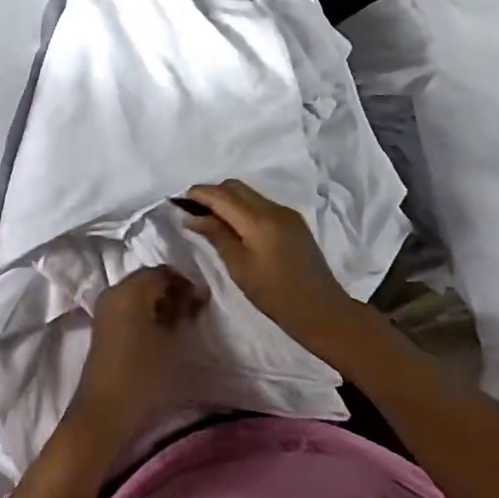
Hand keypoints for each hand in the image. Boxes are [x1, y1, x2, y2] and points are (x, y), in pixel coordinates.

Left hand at [64, 266, 208, 454]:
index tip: (203, 302)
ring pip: (137, 293)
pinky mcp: (102, 325)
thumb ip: (182, 311)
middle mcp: (112, 291)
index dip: (185, 283)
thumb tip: (192, 296)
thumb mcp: (172, 340)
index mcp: (129, 290)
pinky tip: (160, 331)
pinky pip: (127, 306)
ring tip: (179, 323)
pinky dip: (145, 311)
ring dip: (159, 301)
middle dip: (172, 290)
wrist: (106, 409)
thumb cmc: (144, 374)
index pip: (162, 272)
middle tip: (193, 311)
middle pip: (147, 279)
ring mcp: (104, 308)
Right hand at [182, 180, 353, 327]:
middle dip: (211, 193)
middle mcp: (274, 209)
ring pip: (248, 194)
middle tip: (192, 210)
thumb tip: (192, 216)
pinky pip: (260, 204)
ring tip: (209, 219)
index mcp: (259, 220)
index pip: (222, 195)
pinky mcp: (293, 222)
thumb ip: (215, 235)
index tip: (177, 200)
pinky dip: (242, 208)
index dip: (198, 193)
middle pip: (235, 187)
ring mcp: (287, 214)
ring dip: (227, 200)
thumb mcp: (238, 266)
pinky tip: (233, 226)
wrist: (321, 309)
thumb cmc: (274, 293)